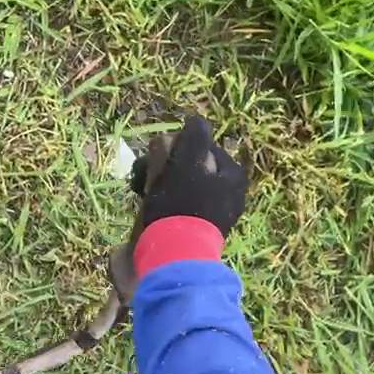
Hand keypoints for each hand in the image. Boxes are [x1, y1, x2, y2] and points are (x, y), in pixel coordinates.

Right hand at [130, 115, 247, 237]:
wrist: (173, 252)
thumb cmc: (181, 202)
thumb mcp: (188, 160)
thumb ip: (194, 137)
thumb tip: (197, 121)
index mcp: (233, 175)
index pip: (203, 147)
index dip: (178, 147)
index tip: (158, 154)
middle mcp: (230, 194)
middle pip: (192, 166)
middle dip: (166, 165)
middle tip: (145, 172)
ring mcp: (214, 214)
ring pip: (182, 184)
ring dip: (160, 182)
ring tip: (141, 189)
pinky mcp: (196, 230)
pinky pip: (178, 205)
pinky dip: (163, 201)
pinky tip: (147, 205)